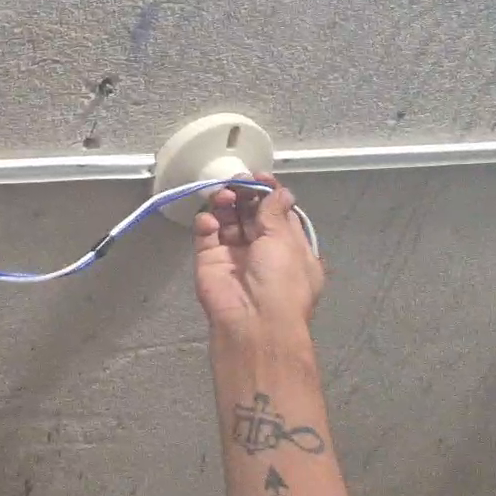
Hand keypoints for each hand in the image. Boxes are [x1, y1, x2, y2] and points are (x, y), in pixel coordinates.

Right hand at [192, 173, 323, 342]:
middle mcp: (262, 247)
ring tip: (222, 197)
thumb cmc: (281, 282)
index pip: (278, 212)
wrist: (253, 319)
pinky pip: (205, 232)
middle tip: (236, 182)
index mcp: (289, 247)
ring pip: (226, 218)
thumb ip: (275, 213)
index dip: (268, 193)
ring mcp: (233, 251)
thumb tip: (279, 191)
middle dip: (243, 194)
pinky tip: (210, 221)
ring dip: (224, 204)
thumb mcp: (286, 244)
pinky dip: (206, 222)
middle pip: (250, 211)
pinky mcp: (209, 256)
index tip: (258, 177)